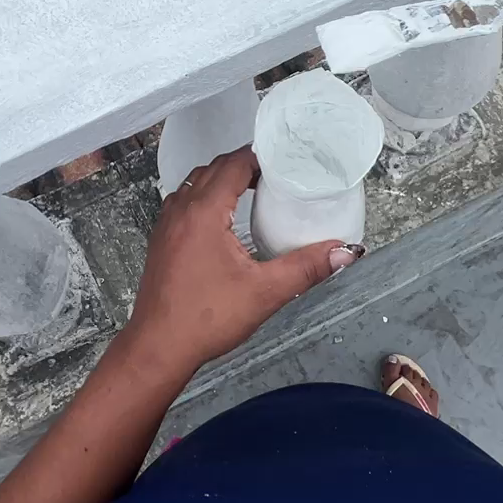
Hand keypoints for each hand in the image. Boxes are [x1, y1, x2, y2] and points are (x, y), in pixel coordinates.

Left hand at [122, 147, 358, 372]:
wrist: (158, 345)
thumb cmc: (207, 318)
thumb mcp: (264, 291)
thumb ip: (306, 268)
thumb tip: (344, 252)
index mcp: (204, 211)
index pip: (233, 165)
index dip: (258, 157)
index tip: (282, 159)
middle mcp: (181, 209)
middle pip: (213, 169)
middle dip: (242, 164)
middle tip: (274, 173)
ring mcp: (166, 223)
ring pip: (194, 183)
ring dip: (221, 178)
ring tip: (251, 188)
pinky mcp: (160, 239)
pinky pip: (182, 201)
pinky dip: (203, 195)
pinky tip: (221, 217)